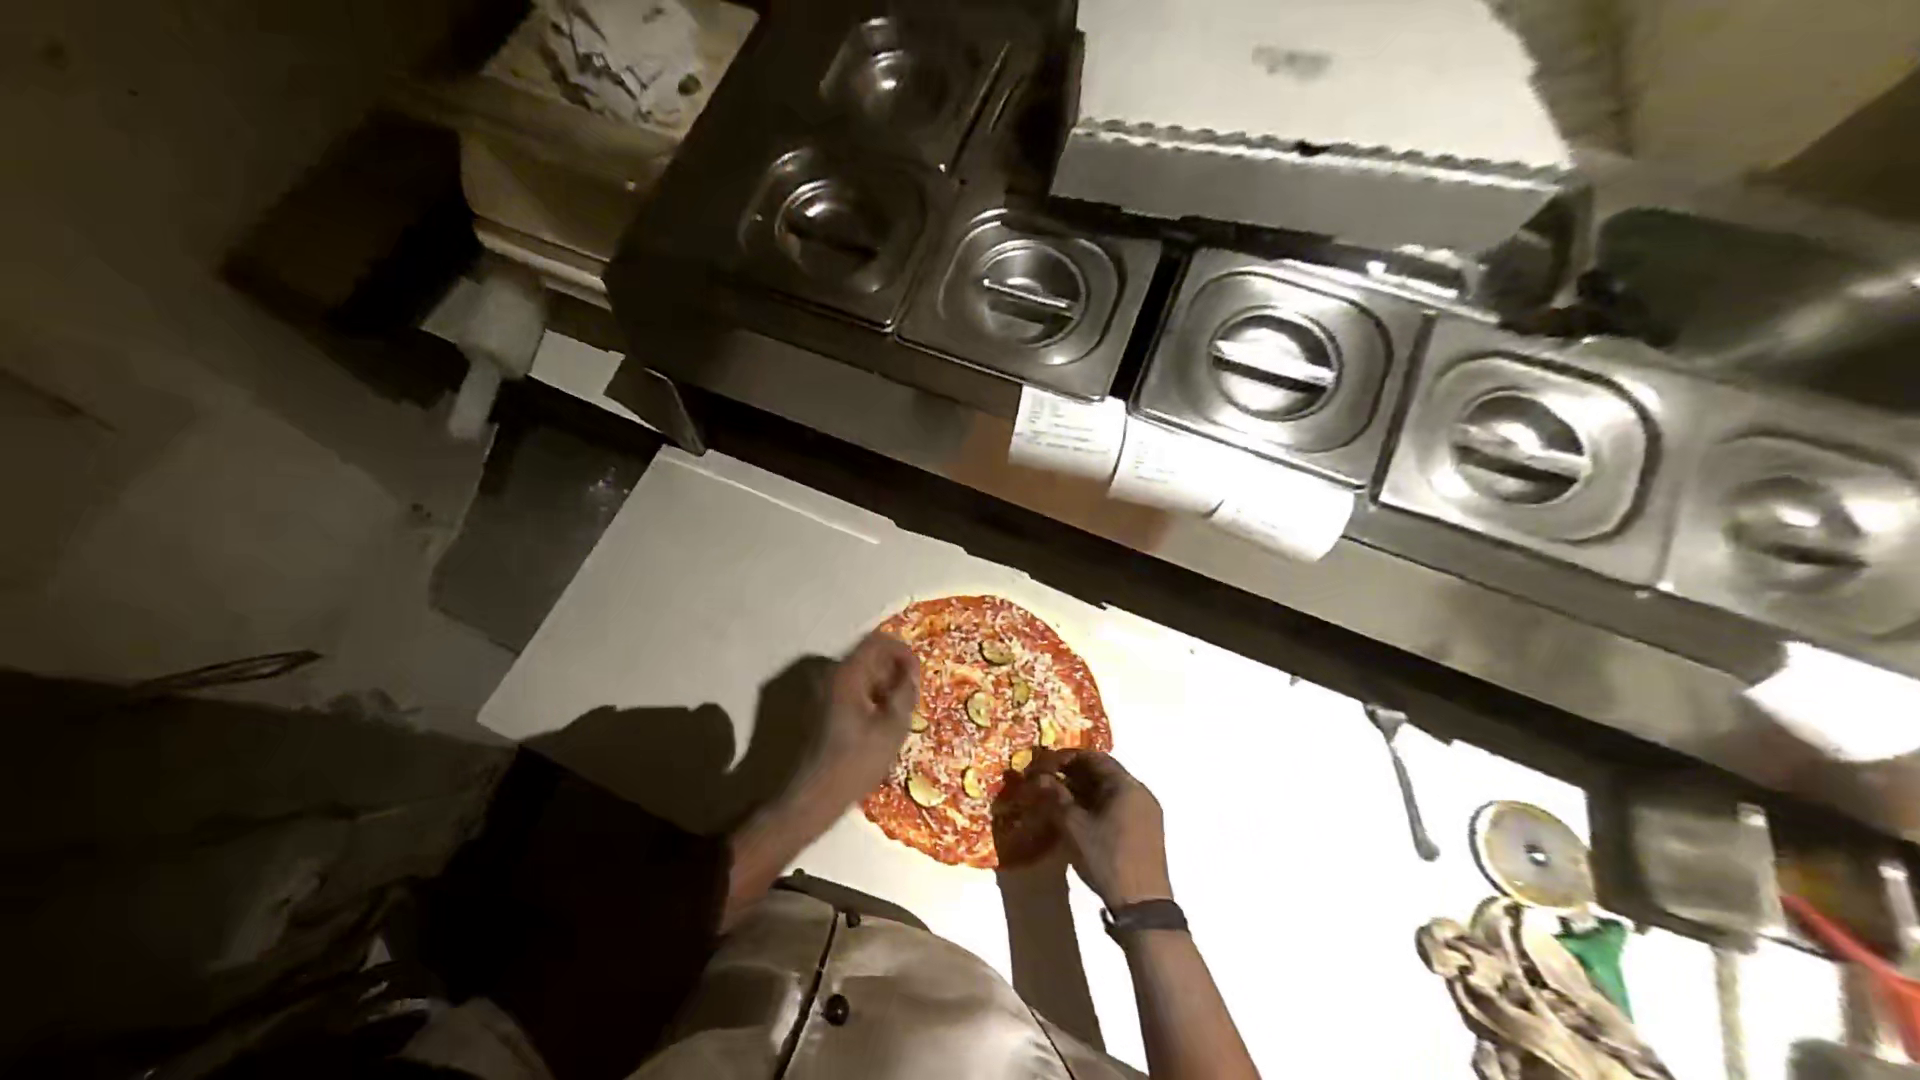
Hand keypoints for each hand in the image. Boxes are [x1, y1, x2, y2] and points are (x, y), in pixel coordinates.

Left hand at [811, 631, 918, 801]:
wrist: (809, 798)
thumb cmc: (854, 763)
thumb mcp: (892, 728)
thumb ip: (905, 693)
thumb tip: (910, 673)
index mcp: (845, 674)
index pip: (877, 642)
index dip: (902, 651)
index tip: (916, 674)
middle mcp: (826, 674)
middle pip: (864, 657)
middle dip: (890, 671)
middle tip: (907, 697)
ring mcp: (815, 691)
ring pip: (854, 675)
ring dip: (876, 686)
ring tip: (892, 714)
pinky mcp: (809, 708)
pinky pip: (842, 691)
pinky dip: (861, 698)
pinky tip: (870, 725)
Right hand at [1030, 749, 1172, 908]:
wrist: (1142, 904)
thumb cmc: (1107, 858)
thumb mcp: (1075, 827)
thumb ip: (1056, 797)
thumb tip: (1039, 778)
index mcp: (1126, 785)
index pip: (1094, 757)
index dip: (1067, 758)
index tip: (1045, 767)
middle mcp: (1140, 792)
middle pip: (1104, 772)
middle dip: (1074, 774)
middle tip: (1049, 782)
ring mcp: (1147, 811)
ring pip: (1111, 790)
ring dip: (1085, 790)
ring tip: (1060, 800)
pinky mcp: (1147, 829)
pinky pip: (1119, 805)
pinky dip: (1098, 804)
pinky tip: (1080, 817)